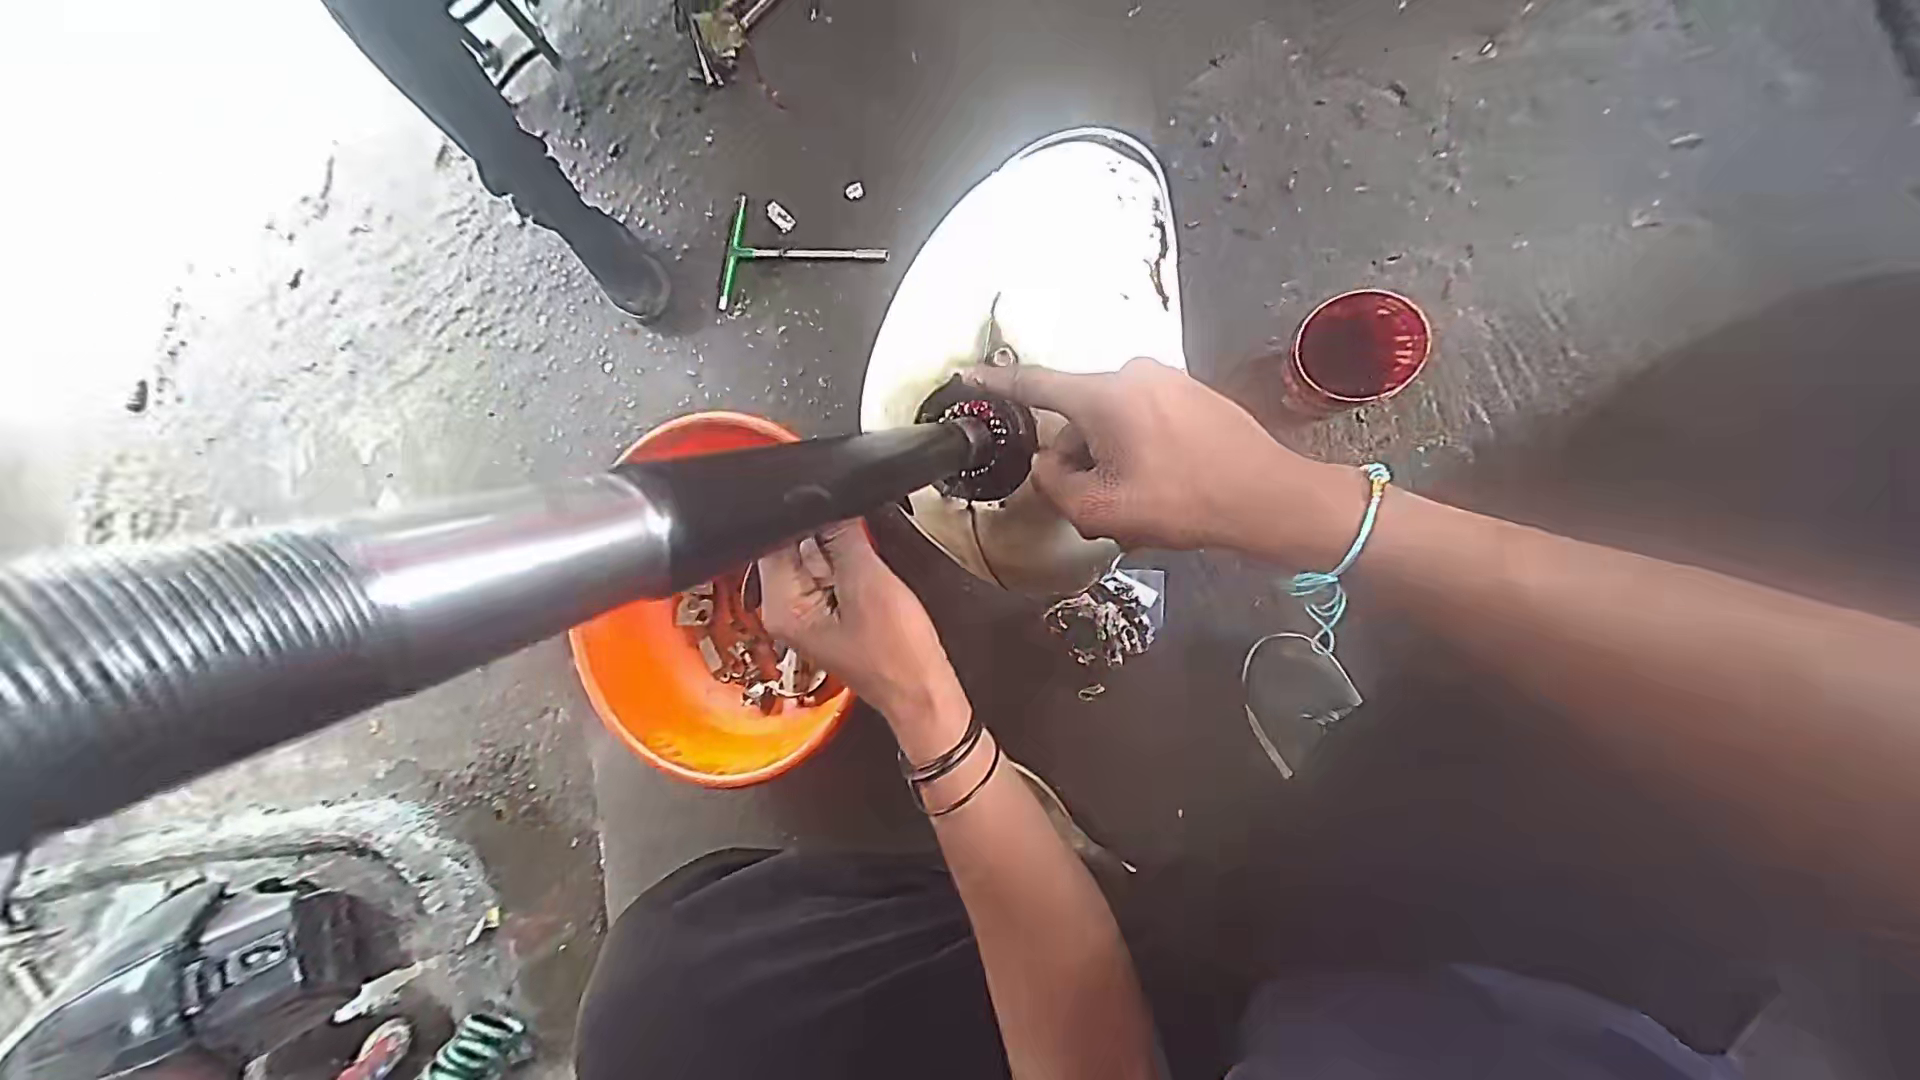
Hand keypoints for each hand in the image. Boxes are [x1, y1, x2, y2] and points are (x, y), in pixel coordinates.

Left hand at [758, 521, 968, 745]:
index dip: (804, 518)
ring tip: (868, 573)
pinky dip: (852, 567)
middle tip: (857, 549)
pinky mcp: (832, 612)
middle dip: (826, 535)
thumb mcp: (870, 583)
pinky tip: (871, 579)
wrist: (924, 690)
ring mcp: (810, 612)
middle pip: (795, 548)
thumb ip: (845, 537)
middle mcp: (788, 611)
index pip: (776, 542)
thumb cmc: (898, 655)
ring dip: (843, 551)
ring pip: (818, 558)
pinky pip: (834, 574)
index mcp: (783, 608)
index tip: (830, 507)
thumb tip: (831, 502)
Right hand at [963, 358, 1363, 563]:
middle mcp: (1133, 373)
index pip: (1036, 384)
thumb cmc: (1183, 502)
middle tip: (1099, 501)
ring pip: (1108, 422)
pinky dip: (1134, 450)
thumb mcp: (1099, 508)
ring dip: (1107, 459)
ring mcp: (1165, 379)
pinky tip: (1159, 483)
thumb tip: (1049, 463)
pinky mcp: (1188, 392)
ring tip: (1136, 499)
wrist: (1268, 498)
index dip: (997, 383)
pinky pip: (1138, 418)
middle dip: (1077, 458)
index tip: (970, 376)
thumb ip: (1052, 483)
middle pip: (1077, 417)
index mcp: (1106, 394)